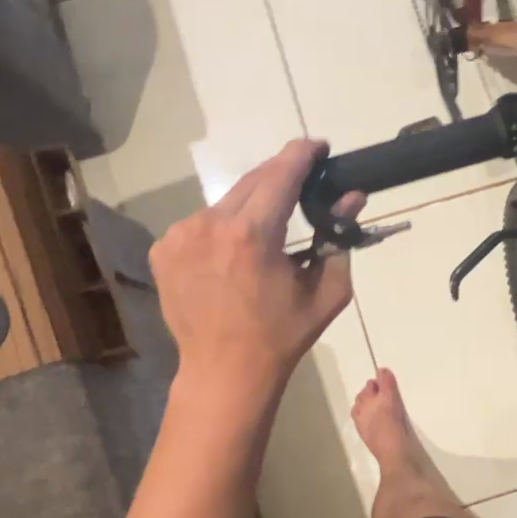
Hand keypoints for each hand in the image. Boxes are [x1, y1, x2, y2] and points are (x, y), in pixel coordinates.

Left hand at [148, 140, 364, 404]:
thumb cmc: (283, 336)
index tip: (318, 146)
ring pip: (225, 204)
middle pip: (252, 181)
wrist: (225, 371)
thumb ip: (339, 239)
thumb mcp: (327, 292)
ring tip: (268, 231)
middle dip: (279, 175)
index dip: (301, 154)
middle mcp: (210, 224)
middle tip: (303, 178)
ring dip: (250, 206)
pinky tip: (234, 255)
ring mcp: (180, 236)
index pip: (280, 174)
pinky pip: (201, 225)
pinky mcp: (164, 249)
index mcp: (252, 235)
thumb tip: (352, 198)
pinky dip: (223, 230)